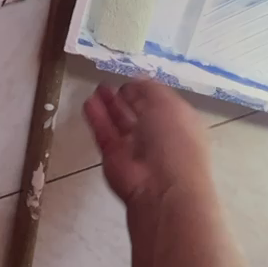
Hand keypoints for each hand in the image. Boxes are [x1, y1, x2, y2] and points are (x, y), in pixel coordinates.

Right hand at [83, 81, 211, 209]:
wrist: (161, 187)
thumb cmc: (173, 141)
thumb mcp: (167, 104)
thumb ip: (150, 88)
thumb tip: (136, 81)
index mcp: (178, 124)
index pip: (161, 104)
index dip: (146, 91)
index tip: (131, 79)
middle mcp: (159, 137)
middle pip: (139, 113)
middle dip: (125, 97)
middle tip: (110, 83)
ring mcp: (136, 148)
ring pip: (119, 123)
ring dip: (109, 105)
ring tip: (97, 88)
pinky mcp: (114, 157)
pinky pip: (104, 133)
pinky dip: (97, 118)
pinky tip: (89, 102)